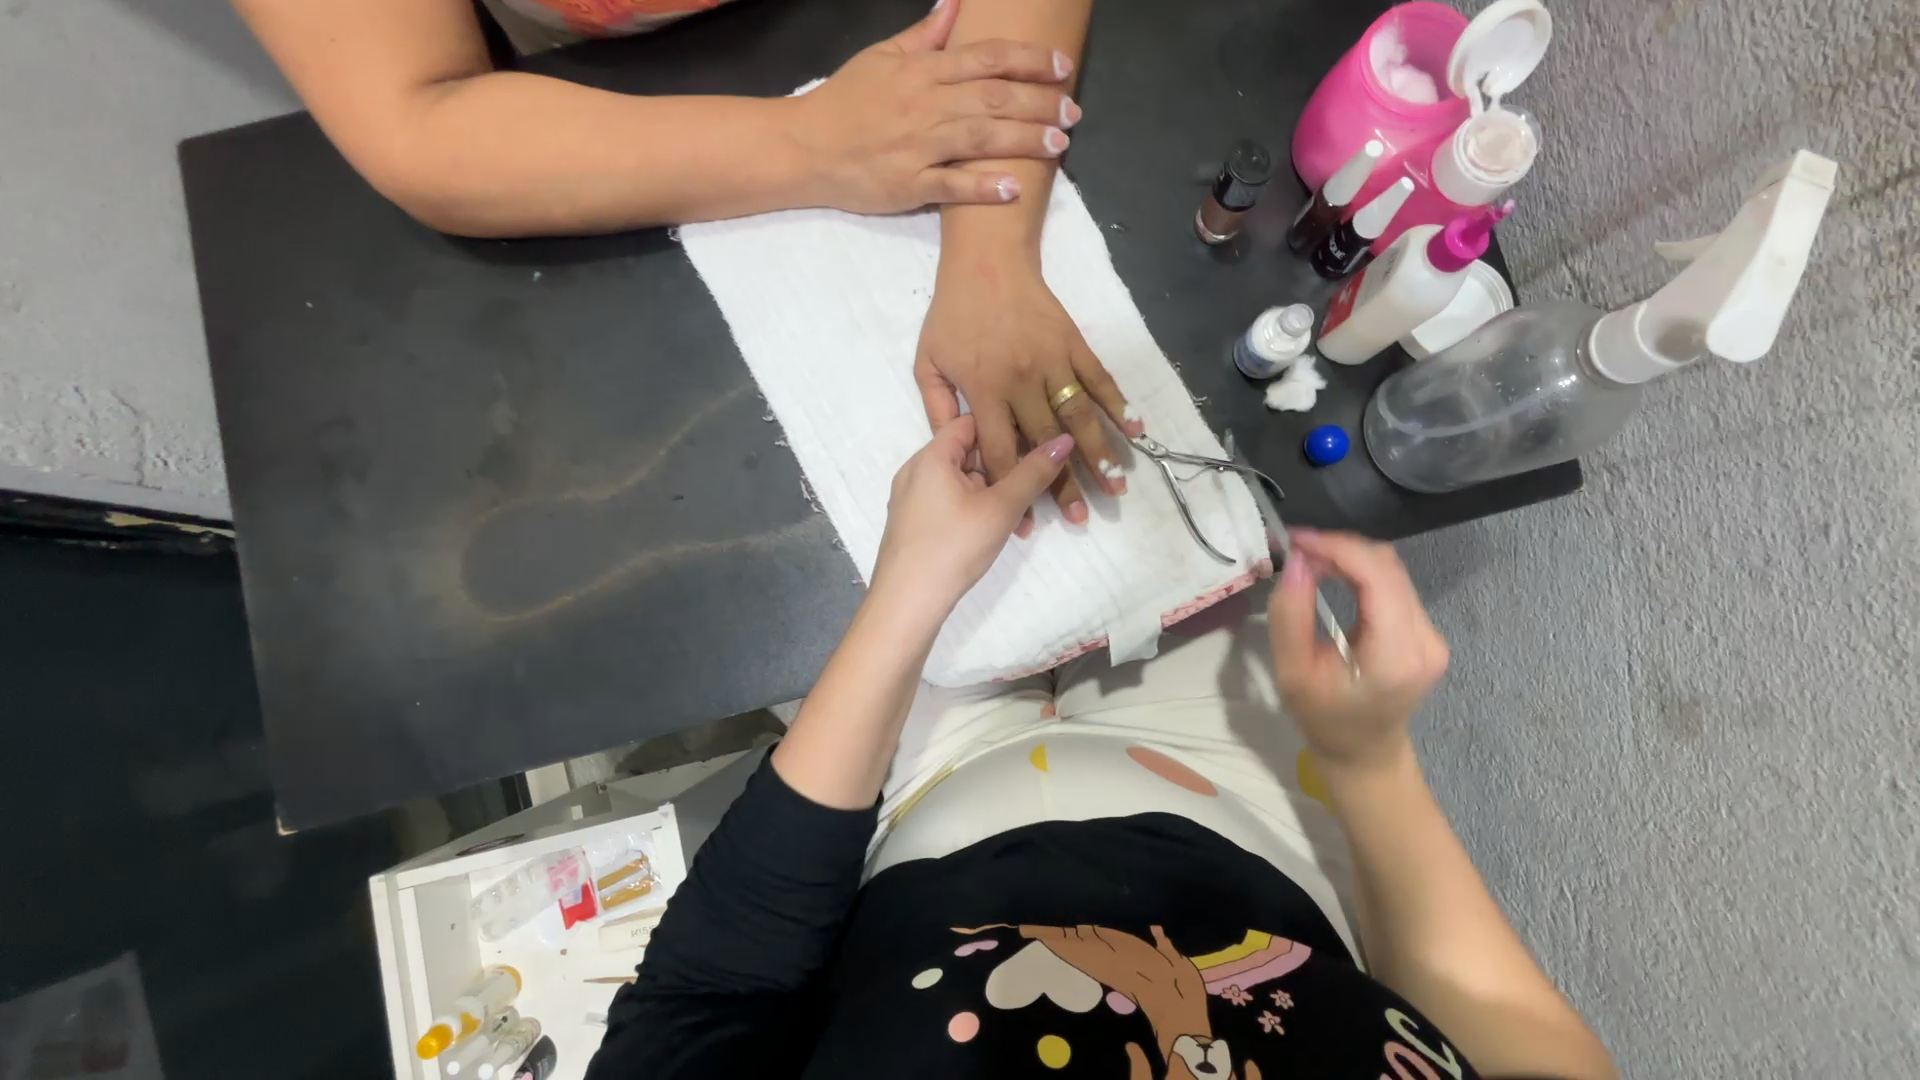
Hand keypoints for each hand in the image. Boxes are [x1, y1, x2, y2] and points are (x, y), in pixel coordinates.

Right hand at [787, 0, 1078, 213]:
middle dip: (1039, 103)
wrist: (806, 147)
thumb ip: (924, 34)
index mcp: (923, 71)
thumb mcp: (882, 57)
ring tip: (1059, 144)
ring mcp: (918, 146)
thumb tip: (958, 3)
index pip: (986, 59)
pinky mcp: (909, 185)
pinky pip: (952, 186)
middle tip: (1073, 112)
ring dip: (1024, 140)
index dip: (1029, 62)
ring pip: (981, 138)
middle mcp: (926, 105)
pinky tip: (1014, 188)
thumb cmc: (846, 103)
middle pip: (993, 99)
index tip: (1062, 68)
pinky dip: (983, 187)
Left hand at [871, 415, 1071, 608]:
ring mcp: (910, 498)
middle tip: (1032, 493)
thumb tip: (1063, 439)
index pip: (972, 422)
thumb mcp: (1001, 508)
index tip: (1035, 447)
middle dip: (1003, 471)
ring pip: (960, 482)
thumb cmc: (953, 547)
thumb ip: (1033, 473)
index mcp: (930, 455)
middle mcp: (915, 470)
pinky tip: (991, 534)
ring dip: (991, 496)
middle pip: (967, 453)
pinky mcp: (911, 524)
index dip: (1005, 429)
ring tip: (1019, 521)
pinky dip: (972, 511)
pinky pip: (947, 503)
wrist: (906, 602)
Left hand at [915, 258, 1141, 529]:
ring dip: (1099, 454)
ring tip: (1116, 487)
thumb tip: (955, 452)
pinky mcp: (1073, 344)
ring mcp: (1052, 361)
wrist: (986, 261)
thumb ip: (938, 409)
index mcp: (984, 391)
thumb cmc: (951, 316)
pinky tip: (1136, 431)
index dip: (1011, 492)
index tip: (1025, 526)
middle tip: (1081, 519)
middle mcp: (1022, 381)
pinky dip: (1119, 404)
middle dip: (1064, 485)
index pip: (1002, 452)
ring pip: (1079, 416)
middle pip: (1046, 444)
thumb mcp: (928, 364)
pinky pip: (1099, 378)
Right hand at [1268, 529, 1448, 773]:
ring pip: (1391, 570)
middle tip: (1297, 550)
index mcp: (1396, 654)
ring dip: (1348, 556)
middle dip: (1340, 548)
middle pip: (1387, 567)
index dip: (1337, 548)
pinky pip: (1393, 583)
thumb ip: (1291, 616)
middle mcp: (1425, 638)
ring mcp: (1431, 634)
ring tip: (1310, 560)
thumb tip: (1298, 563)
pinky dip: (1359, 570)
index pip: (1377, 577)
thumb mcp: (1292, 673)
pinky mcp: (1425, 630)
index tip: (1297, 540)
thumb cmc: (1323, 718)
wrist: (1362, 752)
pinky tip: (1332, 574)